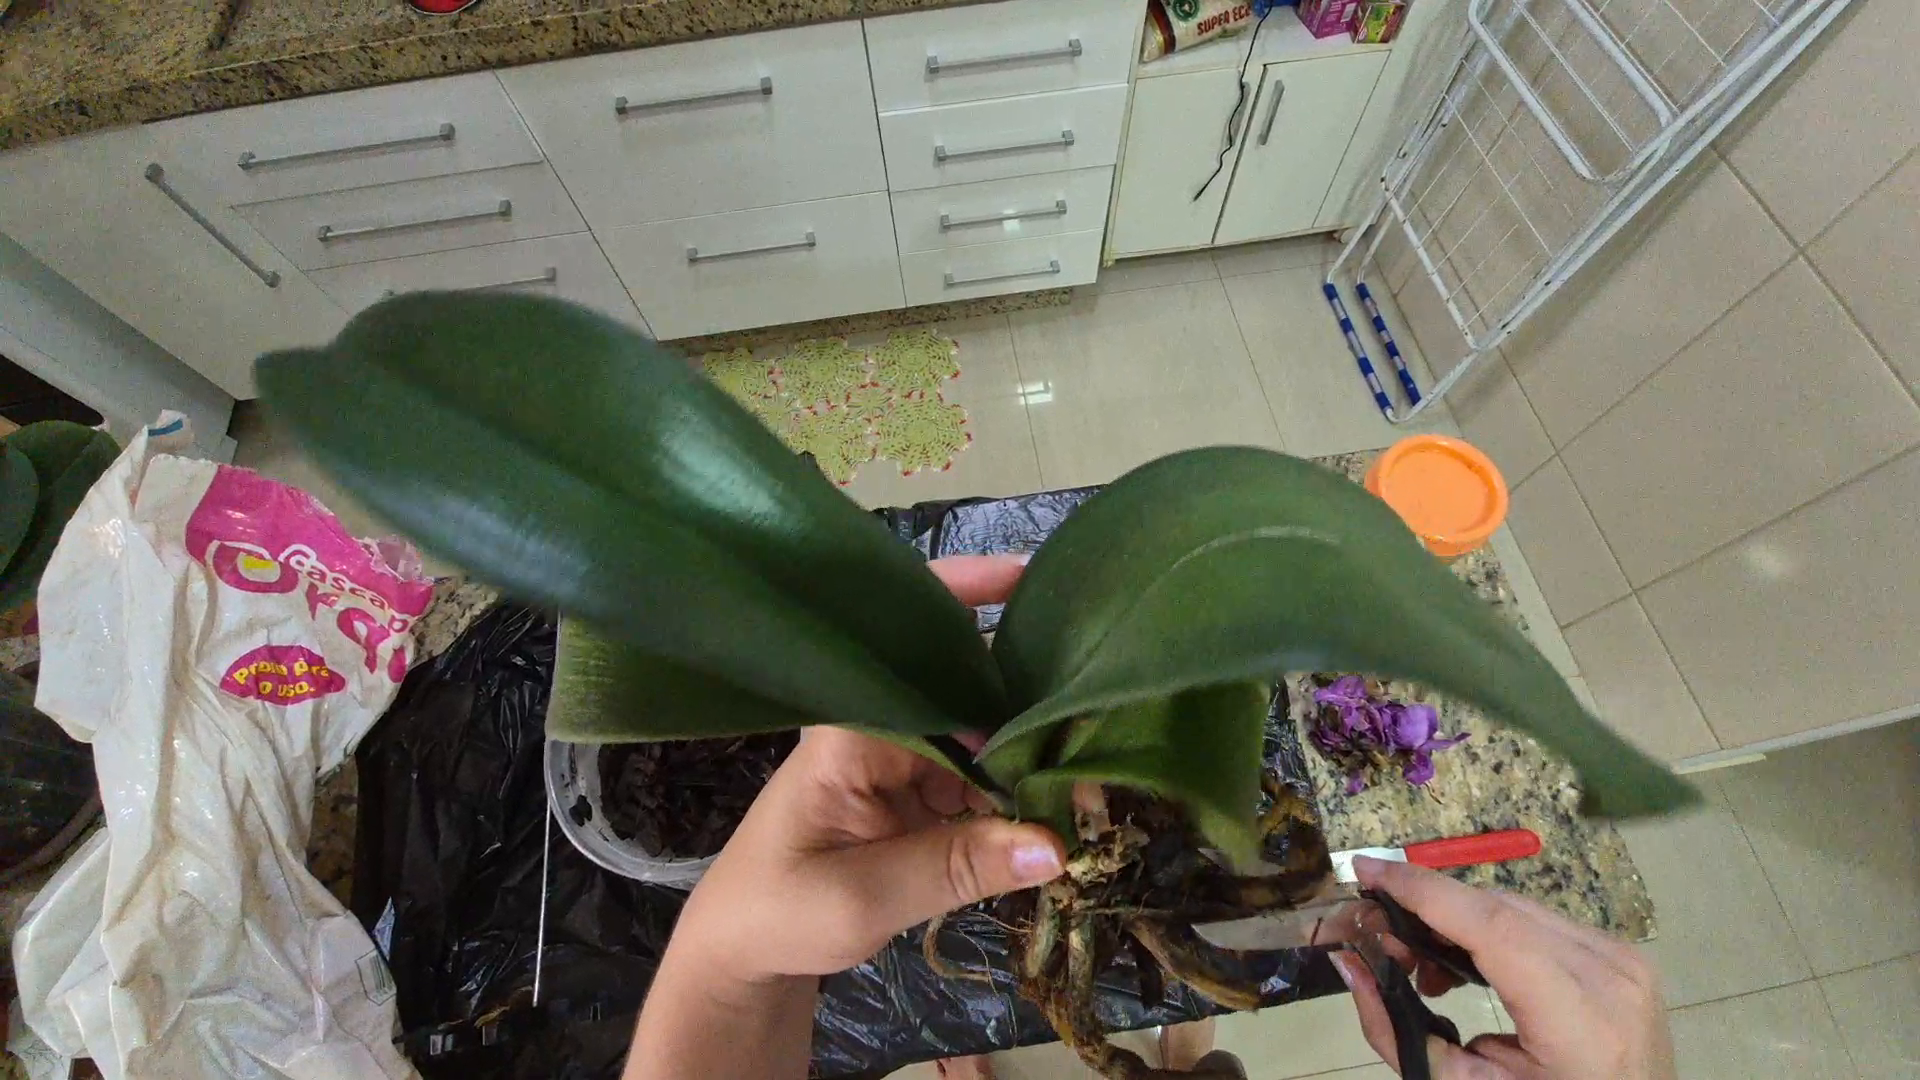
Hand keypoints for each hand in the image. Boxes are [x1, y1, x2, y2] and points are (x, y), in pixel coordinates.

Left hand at [669, 554, 1067, 984]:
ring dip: (1030, 745)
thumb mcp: (860, 898)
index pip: (911, 642)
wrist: (747, 951)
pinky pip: (979, 770)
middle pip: (963, 681)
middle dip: (1027, 687)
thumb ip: (956, 867)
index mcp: (853, 726)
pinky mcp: (918, 786)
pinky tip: (1060, 795)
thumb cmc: (780, 912)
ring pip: (980, 727)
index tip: (1028, 577)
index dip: (965, 595)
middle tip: (1099, 697)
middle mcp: (882, 725)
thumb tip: (1057, 847)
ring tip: (1095, 757)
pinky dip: (1016, 784)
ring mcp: (904, 755)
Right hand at [1332, 855, 1677, 1079]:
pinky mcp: (1619, 952)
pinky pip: (1530, 916)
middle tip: (1380, 933)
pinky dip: (1483, 926)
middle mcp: (1608, 977)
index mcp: (1582, 1024)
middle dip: (1423, 907)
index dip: (1420, 890)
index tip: (1363, 869)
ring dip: (1451, 917)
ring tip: (1422, 962)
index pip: (1490, 927)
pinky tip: (1463, 962)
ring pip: (1505, 904)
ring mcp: (1621, 960)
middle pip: (1490, 908)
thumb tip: (1348, 963)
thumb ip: (1394, 1029)